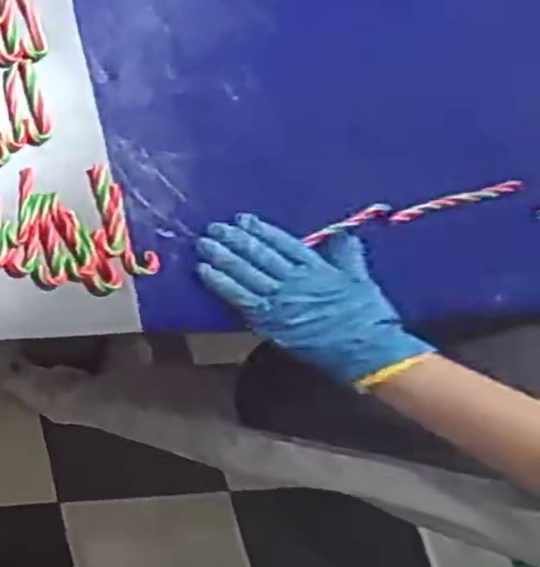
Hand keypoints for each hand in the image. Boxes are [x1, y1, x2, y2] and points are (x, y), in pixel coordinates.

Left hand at [195, 213, 432, 386]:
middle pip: (260, 254)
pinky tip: (202, 269)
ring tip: (203, 242)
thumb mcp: (361, 280)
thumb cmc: (364, 315)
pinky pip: (235, 294)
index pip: (286, 244)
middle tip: (214, 226)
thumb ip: (347, 256)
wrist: (363, 348)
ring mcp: (277, 297)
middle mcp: (295, 280)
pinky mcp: (262, 315)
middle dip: (235, 239)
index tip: (243, 218)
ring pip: (244, 271)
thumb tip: (343, 233)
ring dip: (221, 255)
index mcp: (319, 269)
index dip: (262, 230)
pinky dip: (217, 281)